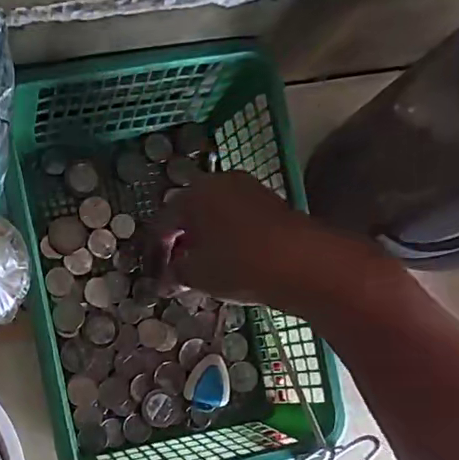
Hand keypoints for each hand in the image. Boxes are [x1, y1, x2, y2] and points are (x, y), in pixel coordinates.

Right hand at [154, 171, 368, 305]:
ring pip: (215, 214)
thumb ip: (176, 273)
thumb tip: (170, 277)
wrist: (302, 263)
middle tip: (176, 270)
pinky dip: (227, 237)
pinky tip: (229, 260)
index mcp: (193, 194)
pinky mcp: (271, 202)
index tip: (155, 276)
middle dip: (181, 241)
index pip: (163, 224)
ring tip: (203, 267)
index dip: (155, 252)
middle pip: (189, 213)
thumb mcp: (197, 275)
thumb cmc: (238, 265)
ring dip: (205, 239)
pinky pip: (237, 218)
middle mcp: (219, 182)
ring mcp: (248, 189)